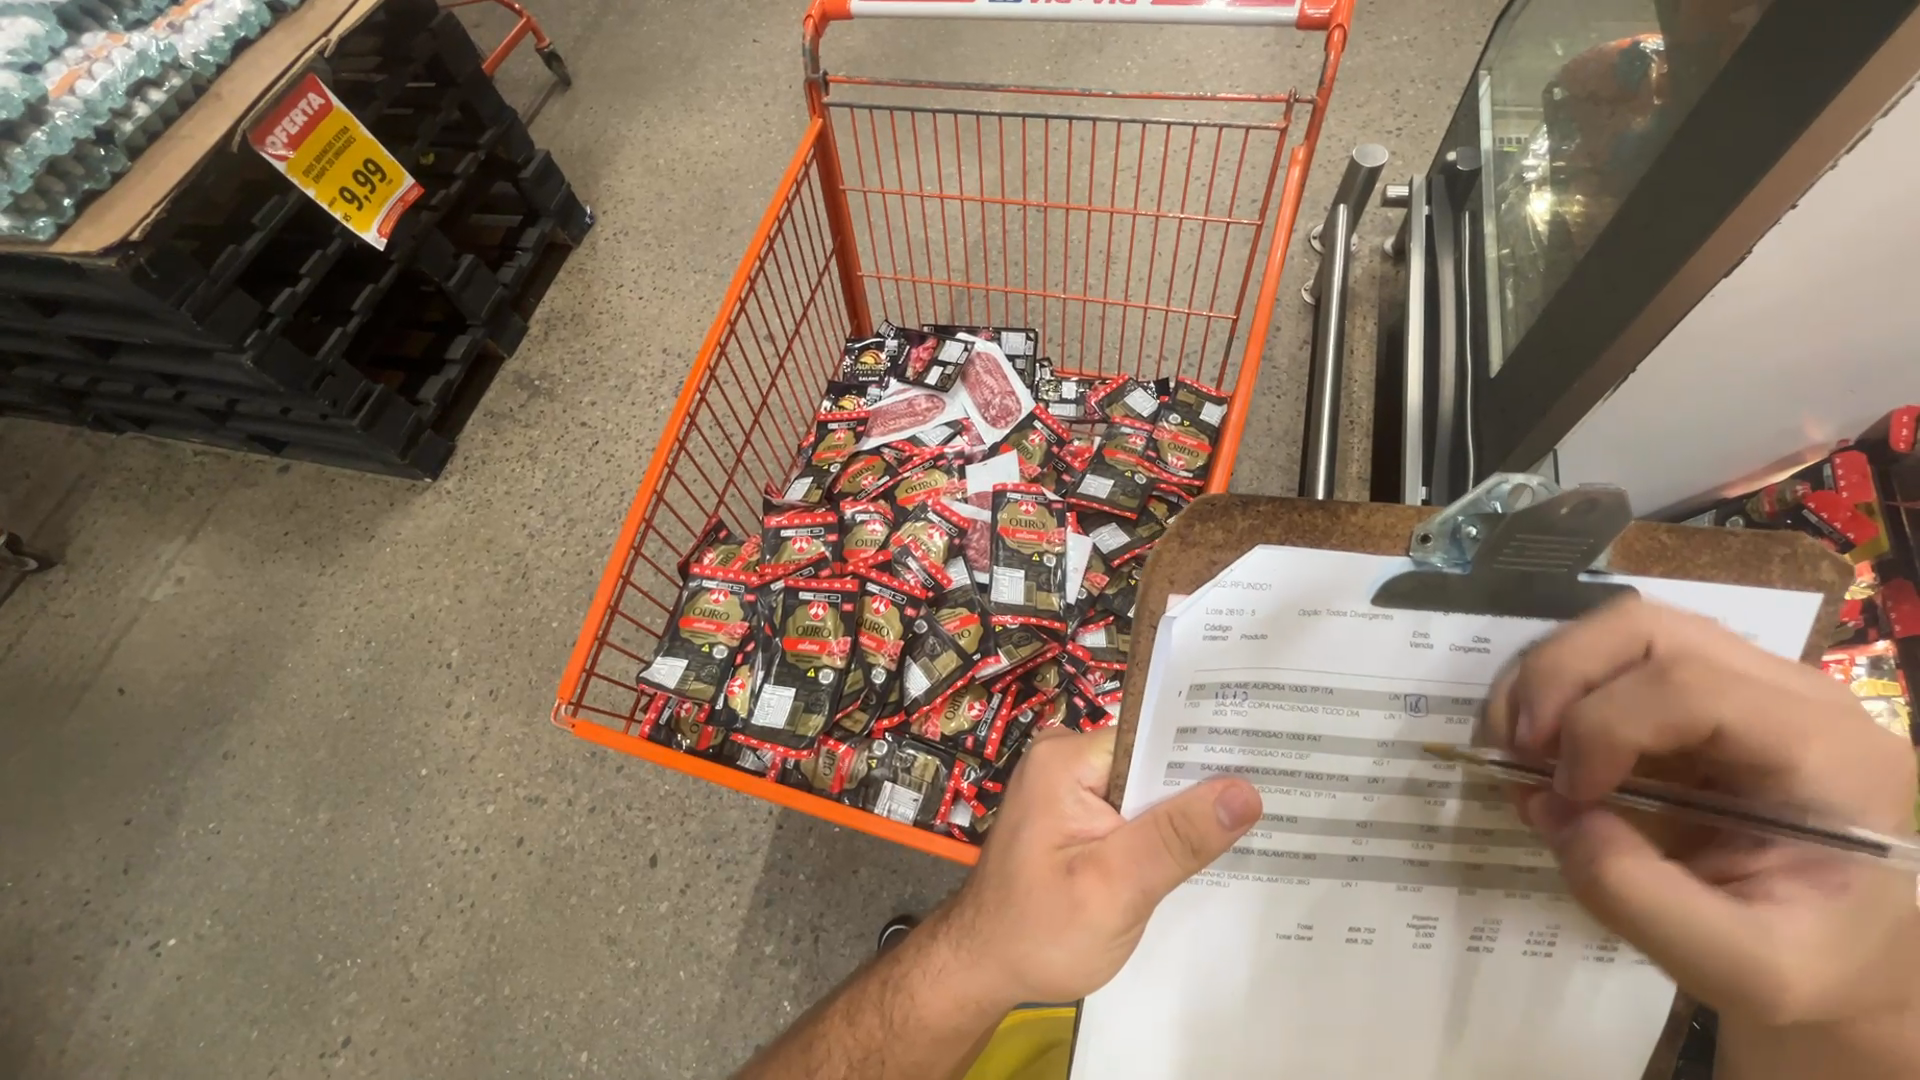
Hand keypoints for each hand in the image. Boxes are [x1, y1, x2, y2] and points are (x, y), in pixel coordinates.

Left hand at [933, 727, 1262, 1006]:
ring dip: (1188, 813)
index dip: (1212, 754)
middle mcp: (1065, 758)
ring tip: (1257, 826)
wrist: (985, 966)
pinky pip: (1131, 809)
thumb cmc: (1040, 932)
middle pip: (1153, 759)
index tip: (1275, 763)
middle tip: (1282, 799)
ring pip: (1147, 788)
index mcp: (1066, 758)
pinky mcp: (1075, 814)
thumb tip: (1245, 791)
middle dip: (1205, 786)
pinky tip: (1206, 850)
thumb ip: (1177, 838)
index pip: (1155, 737)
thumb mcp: (1115, 887)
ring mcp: (1068, 786)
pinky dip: (1163, 830)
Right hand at [1485, 598, 1919, 1026]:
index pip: (1689, 686)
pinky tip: (1539, 749)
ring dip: (1540, 681)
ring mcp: (1739, 681)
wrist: (1831, 950)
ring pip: (1612, 628)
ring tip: (1519, 751)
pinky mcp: (1689, 688)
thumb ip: (1633, 892)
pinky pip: (1599, 654)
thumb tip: (1550, 807)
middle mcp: (1791, 695)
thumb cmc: (1800, 958)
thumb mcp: (1735, 964)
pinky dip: (1544, 691)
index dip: (1598, 729)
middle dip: (1553, 681)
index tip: (1564, 798)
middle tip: (1519, 751)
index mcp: (1830, 757)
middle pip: (1642, 629)